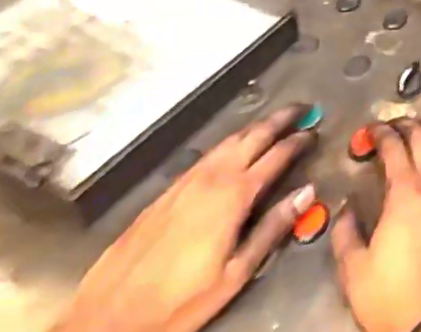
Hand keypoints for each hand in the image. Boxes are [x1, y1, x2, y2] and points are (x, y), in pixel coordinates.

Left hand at [51, 106, 317, 331]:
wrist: (105, 319)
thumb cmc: (178, 302)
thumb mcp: (234, 275)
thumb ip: (272, 229)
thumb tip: (307, 192)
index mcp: (233, 195)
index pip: (277, 155)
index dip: (299, 140)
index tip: (315, 132)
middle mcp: (212, 177)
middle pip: (254, 135)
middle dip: (281, 118)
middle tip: (303, 109)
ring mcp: (187, 180)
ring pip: (230, 139)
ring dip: (257, 126)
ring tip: (276, 122)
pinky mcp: (169, 190)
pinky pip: (210, 153)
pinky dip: (233, 141)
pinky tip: (236, 148)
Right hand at [331, 121, 420, 331]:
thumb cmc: (394, 295)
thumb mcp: (354, 271)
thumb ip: (346, 233)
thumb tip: (345, 207)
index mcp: (404, 190)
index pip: (394, 145)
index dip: (381, 133)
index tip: (369, 131)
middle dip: (406, 124)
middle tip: (392, 126)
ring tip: (419, 129)